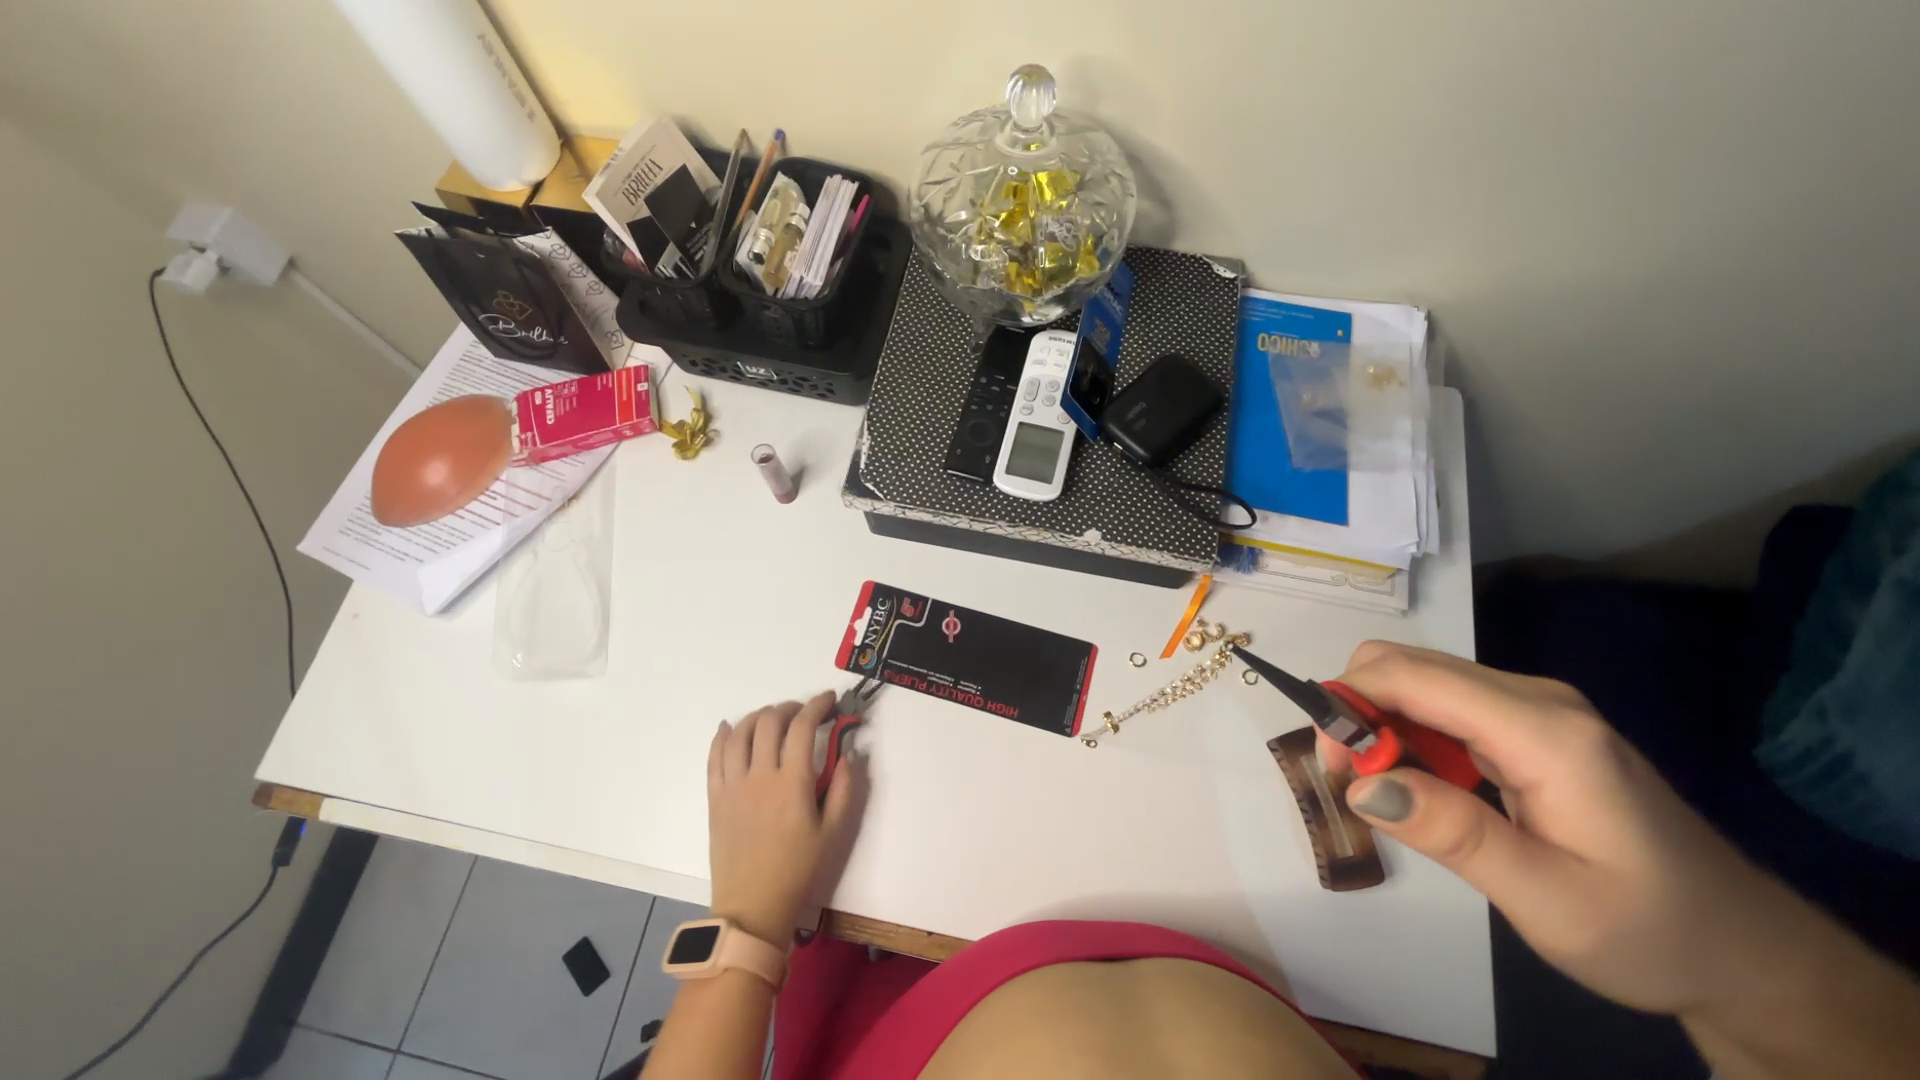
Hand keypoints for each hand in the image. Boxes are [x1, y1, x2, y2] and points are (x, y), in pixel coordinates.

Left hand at [706, 692, 860, 944]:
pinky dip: (723, 736)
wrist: (752, 907)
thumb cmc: (798, 871)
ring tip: (773, 718)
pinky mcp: (715, 798)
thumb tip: (849, 752)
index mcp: (791, 784)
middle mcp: (759, 777)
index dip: (817, 706)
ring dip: (758, 716)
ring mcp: (732, 786)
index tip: (829, 700)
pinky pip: (714, 756)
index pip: (802, 727)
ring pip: (738, 732)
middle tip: (804, 712)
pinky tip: (729, 728)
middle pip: (769, 722)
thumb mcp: (833, 833)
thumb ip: (845, 788)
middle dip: (789, 707)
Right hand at [1317, 642, 1819, 1017]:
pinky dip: (1408, 735)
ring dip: (1379, 726)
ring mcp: (1536, 709)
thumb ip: (1454, 834)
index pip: (1411, 676)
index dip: (1349, 705)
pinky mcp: (1532, 728)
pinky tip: (1421, 788)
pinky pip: (1444, 706)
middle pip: (1406, 666)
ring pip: (1419, 682)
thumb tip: (1360, 783)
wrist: (1744, 949)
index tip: (1331, 770)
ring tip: (1382, 795)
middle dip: (1357, 713)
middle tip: (1354, 787)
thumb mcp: (1549, 901)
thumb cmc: (1649, 931)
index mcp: (1543, 731)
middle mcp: (1536, 699)